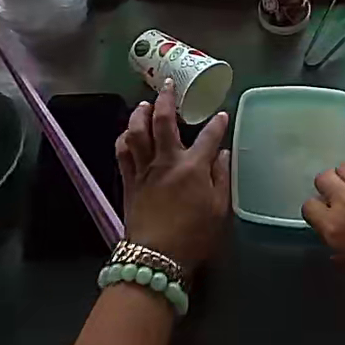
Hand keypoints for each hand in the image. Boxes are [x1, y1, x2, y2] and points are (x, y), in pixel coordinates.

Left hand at [115, 83, 229, 271]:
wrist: (156, 258)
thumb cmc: (194, 236)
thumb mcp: (219, 209)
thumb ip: (221, 177)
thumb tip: (222, 154)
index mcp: (193, 167)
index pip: (209, 136)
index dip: (217, 123)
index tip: (222, 114)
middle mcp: (167, 161)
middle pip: (164, 121)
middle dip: (168, 99)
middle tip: (169, 86)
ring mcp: (144, 169)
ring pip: (137, 132)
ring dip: (140, 114)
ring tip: (145, 104)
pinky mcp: (129, 181)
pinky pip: (123, 153)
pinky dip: (124, 139)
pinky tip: (128, 134)